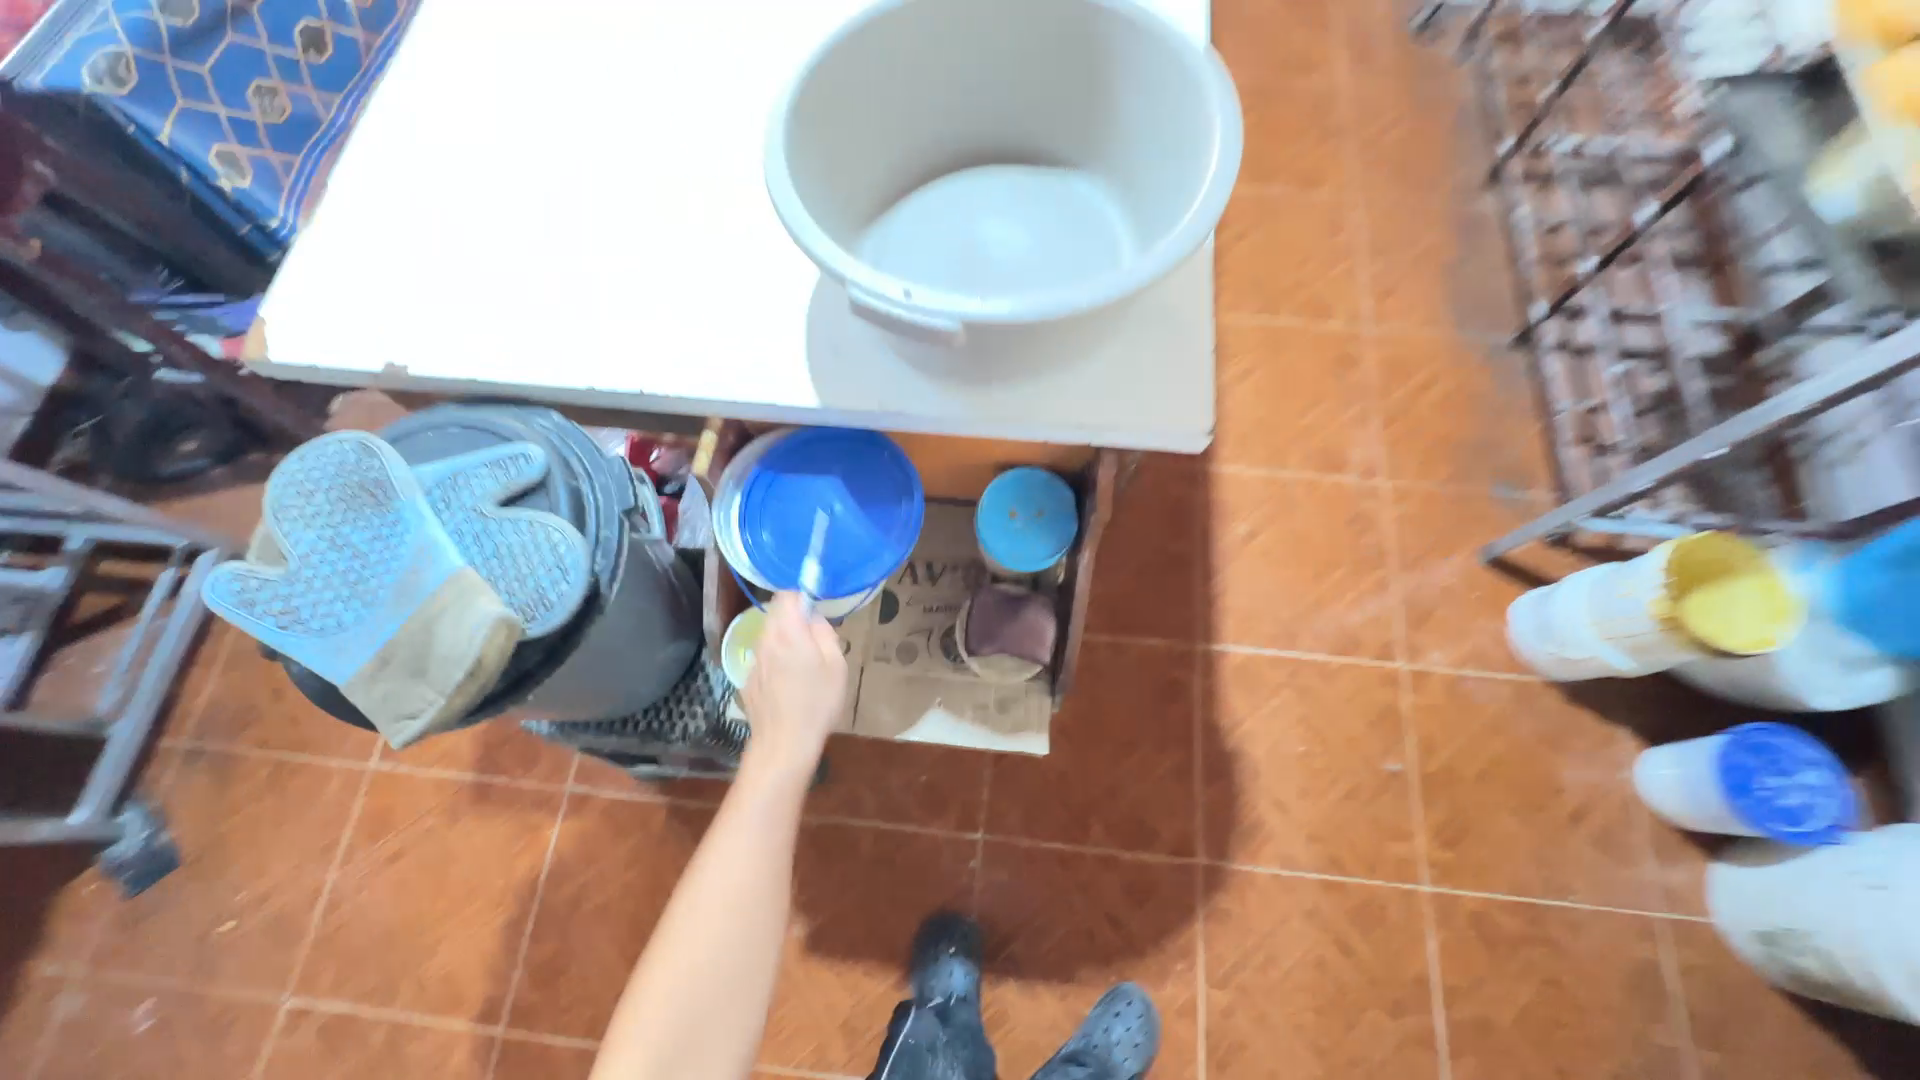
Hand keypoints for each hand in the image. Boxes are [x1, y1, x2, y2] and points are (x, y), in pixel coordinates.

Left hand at [740, 592, 846, 783]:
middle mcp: (765, 641)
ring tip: (804, 664)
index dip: (802, 596)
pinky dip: (775, 662)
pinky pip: (764, 659)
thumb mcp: (837, 666)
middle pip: (775, 615)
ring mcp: (753, 662)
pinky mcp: (748, 681)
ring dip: (784, 640)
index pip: (787, 596)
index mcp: (788, 632)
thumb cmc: (817, 703)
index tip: (815, 608)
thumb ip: (825, 634)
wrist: (784, 743)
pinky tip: (788, 684)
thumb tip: (814, 620)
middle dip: (793, 618)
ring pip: (768, 638)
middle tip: (814, 637)